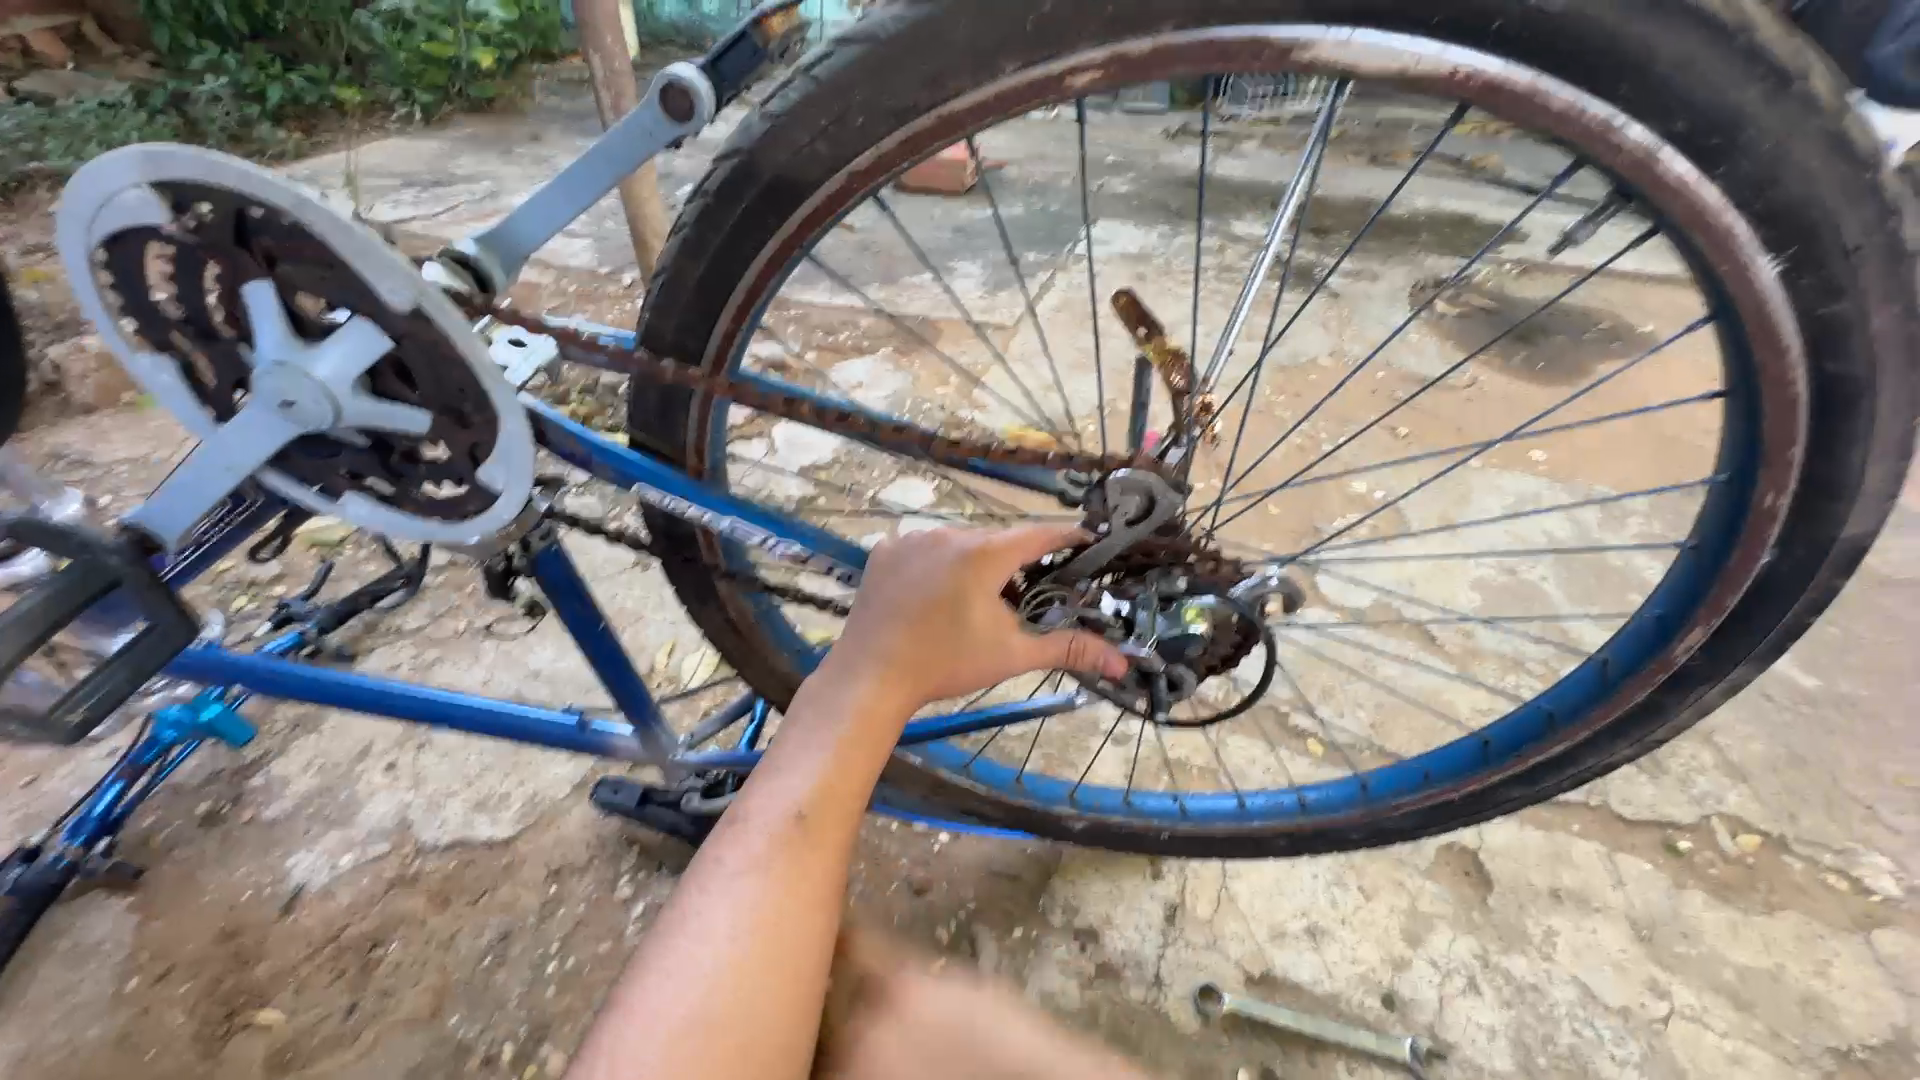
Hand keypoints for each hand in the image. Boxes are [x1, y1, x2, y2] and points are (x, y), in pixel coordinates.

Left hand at [821, 524, 1130, 713]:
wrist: (871, 677)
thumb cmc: (946, 664)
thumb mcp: (1011, 654)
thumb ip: (1067, 649)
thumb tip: (1120, 663)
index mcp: (983, 554)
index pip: (1038, 533)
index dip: (1066, 537)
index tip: (1087, 541)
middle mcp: (948, 533)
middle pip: (996, 541)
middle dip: (1015, 564)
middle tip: (1023, 597)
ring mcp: (911, 539)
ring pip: (959, 543)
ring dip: (974, 563)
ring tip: (972, 603)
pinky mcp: (885, 551)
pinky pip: (924, 548)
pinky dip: (937, 565)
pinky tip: (933, 596)